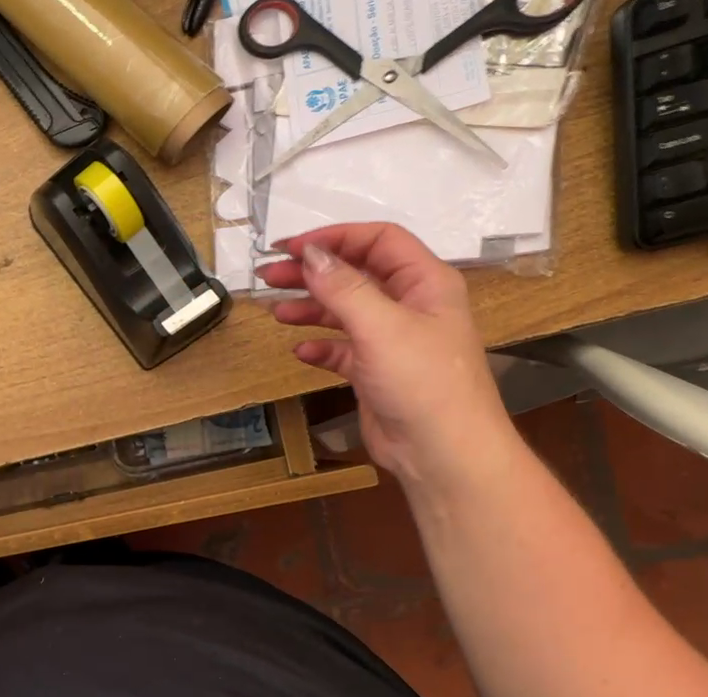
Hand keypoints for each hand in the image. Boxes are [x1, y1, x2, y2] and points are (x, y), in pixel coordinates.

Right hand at [258, 223, 518, 489]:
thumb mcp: (381, 327)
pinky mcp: (375, 370)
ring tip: (275, 311)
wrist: (440, 446)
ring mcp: (392, 338)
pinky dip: (319, 346)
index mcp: (425, 282)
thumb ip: (343, 289)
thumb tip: (310, 255)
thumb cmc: (422, 381)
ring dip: (310, 307)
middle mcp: (410, 305)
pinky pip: (341, 348)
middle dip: (312, 272)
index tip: (289, 248)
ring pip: (344, 311)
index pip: (378, 241)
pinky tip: (301, 351)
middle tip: (267, 276)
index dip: (334, 239)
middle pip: (356, 275)